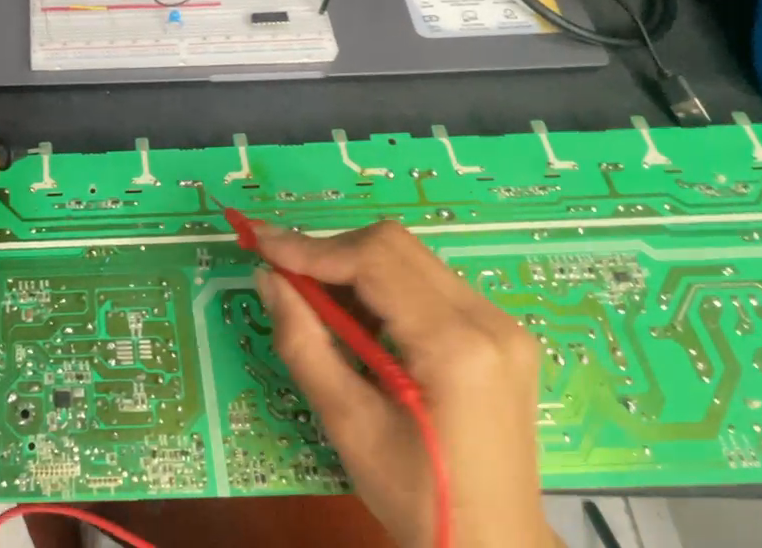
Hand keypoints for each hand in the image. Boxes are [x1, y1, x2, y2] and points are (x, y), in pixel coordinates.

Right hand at [254, 221, 553, 547]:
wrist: (493, 547)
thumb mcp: (347, 423)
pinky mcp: (501, 332)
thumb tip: (267, 277)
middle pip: (394, 246)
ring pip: (410, 257)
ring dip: (355, 268)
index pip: (374, 261)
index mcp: (455, 346)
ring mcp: (502, 324)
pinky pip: (429, 282)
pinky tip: (362, 324)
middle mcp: (489, 320)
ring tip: (320, 307)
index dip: (310, 247)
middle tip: (284, 276)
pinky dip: (383, 287)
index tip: (259, 243)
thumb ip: (303, 342)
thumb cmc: (416, 497)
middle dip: (330, 252)